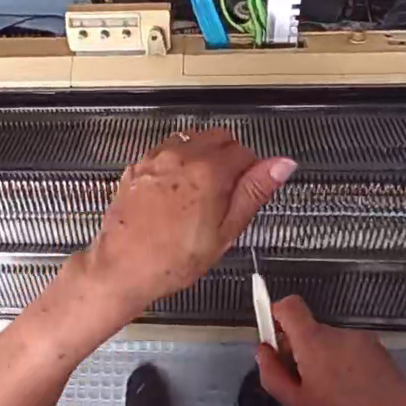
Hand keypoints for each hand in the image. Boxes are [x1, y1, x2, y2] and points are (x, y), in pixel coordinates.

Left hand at [78, 129, 295, 310]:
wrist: (123, 268)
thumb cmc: (171, 259)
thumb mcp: (225, 231)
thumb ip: (254, 191)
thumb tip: (282, 165)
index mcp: (208, 171)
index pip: (245, 152)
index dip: (251, 173)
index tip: (244, 193)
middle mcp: (181, 156)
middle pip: (220, 137)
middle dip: (228, 158)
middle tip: (224, 194)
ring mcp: (156, 158)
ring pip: (193, 139)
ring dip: (203, 156)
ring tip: (199, 194)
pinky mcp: (139, 165)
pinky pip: (167, 149)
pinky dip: (177, 161)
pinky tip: (176, 191)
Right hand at [254, 296, 405, 405]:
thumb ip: (274, 375)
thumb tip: (263, 350)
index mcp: (314, 341)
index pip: (289, 305)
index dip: (276, 316)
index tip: (273, 341)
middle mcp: (338, 333)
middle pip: (309, 330)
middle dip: (300, 352)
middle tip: (303, 389)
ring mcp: (362, 341)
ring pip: (330, 344)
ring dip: (324, 363)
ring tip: (333, 401)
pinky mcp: (380, 352)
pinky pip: (351, 353)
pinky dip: (345, 368)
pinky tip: (354, 399)